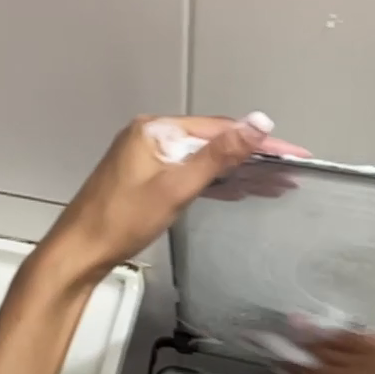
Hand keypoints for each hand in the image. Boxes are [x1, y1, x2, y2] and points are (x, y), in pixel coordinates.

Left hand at [37, 113, 305, 281]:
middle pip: (212, 141)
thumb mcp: (175, 188)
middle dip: (253, 155)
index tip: (295, 153)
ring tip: (276, 182)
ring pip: (202, 158)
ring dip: (237, 170)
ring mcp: (147, 157)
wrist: (78, 252)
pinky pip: (188, 172)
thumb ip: (218, 156)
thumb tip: (259, 121)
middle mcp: (151, 136)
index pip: (220, 129)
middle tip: (292, 170)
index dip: (260, 140)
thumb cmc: (121, 221)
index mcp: (156, 130)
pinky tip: (239, 189)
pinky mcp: (146, 177)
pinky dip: (214, 181)